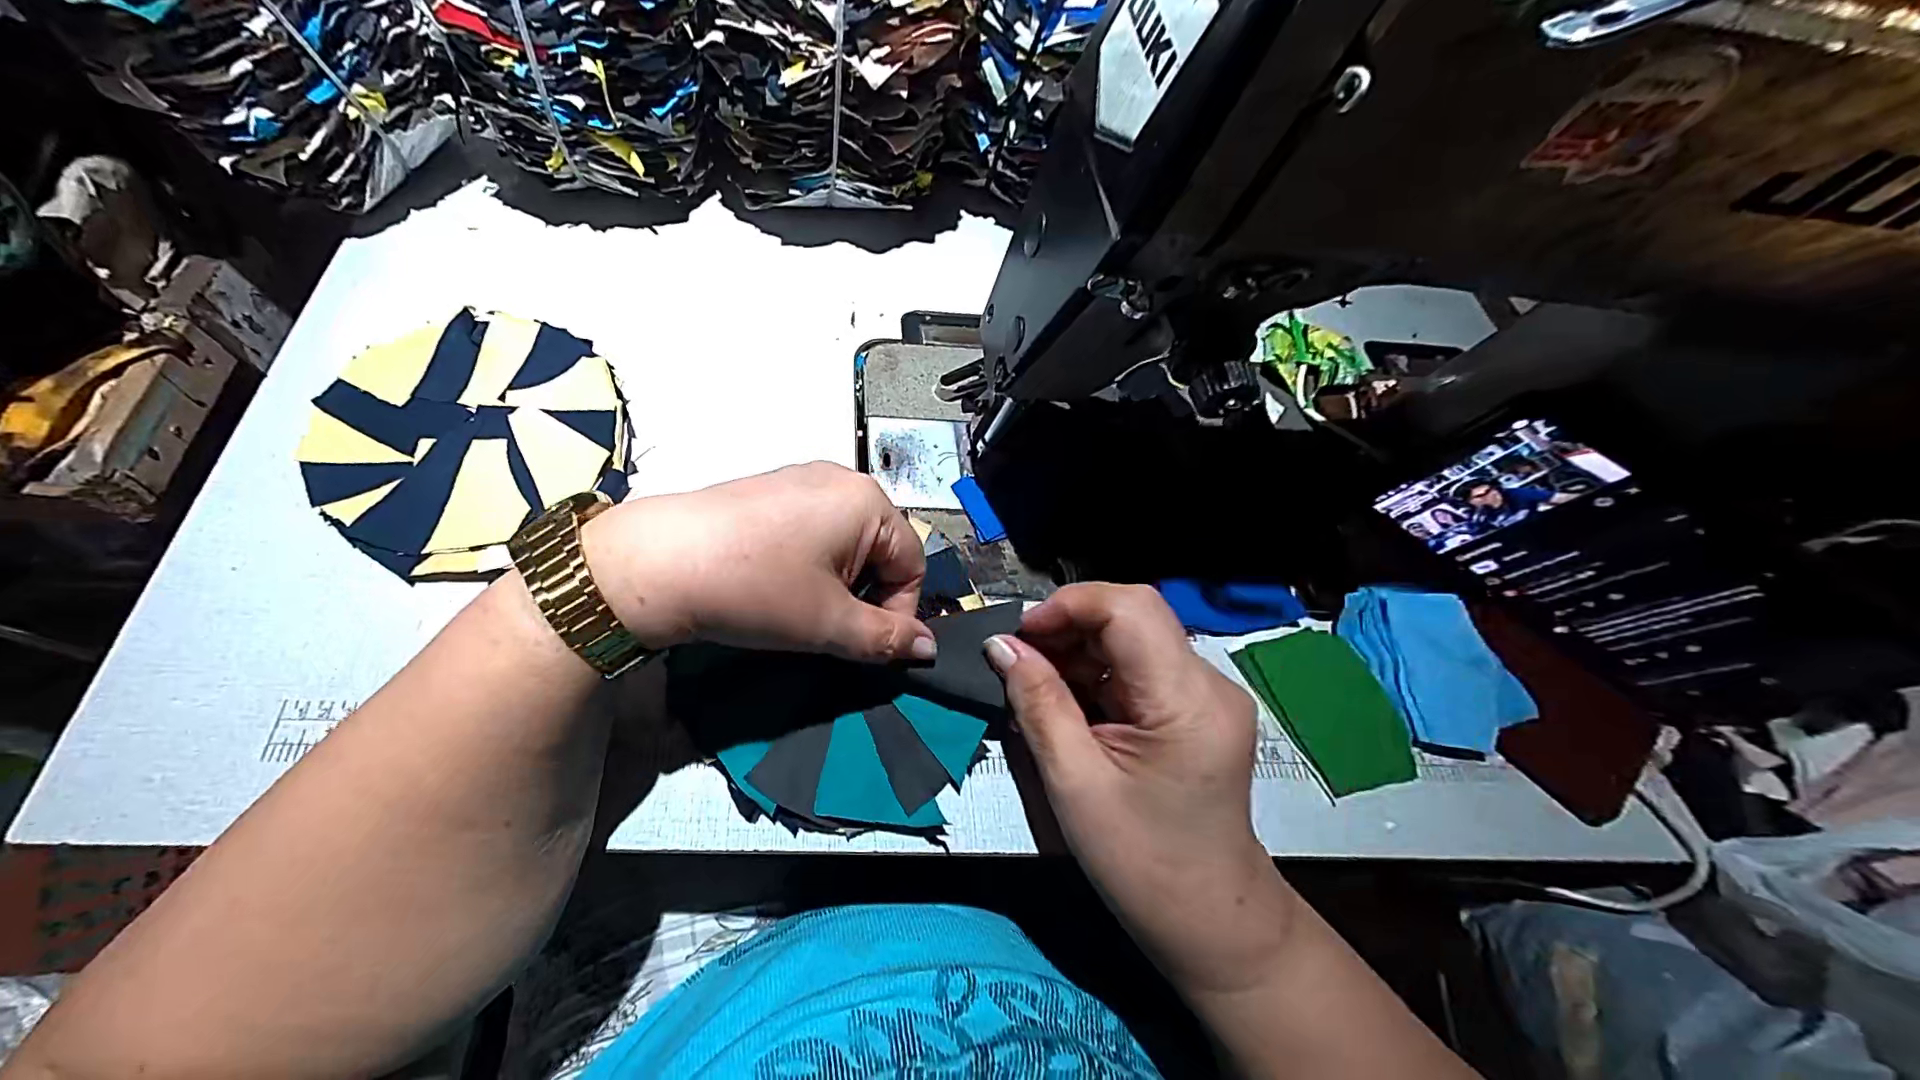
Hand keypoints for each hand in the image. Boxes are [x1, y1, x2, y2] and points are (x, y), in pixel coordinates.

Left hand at [580, 462, 933, 662]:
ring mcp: (802, 479)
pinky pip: (814, 529)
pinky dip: (809, 562)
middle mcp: (841, 480)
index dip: (898, 611)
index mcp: (868, 501)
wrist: (656, 564)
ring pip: (847, 542)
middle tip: (828, 624)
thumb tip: (928, 649)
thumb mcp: (829, 623)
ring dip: (837, 581)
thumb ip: (886, 638)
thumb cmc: (755, 589)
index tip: (865, 641)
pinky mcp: (771, 489)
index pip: (913, 564)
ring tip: (798, 605)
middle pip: (881, 550)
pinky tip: (775, 581)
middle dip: (865, 594)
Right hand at [985, 584, 1291, 996]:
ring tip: (1034, 684)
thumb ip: (1038, 703)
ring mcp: (1206, 694)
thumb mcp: (1075, 782)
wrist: (1209, 921)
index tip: (1019, 634)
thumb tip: (1001, 645)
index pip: (1130, 608)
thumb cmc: (1142, 862)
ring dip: (1077, 650)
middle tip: (1017, 661)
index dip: (1068, 605)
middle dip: (1067, 628)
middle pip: (1132, 617)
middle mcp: (1208, 683)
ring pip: (1132, 638)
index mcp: (1188, 699)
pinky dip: (1095, 674)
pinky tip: (1065, 700)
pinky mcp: (1196, 708)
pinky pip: (1138, 667)